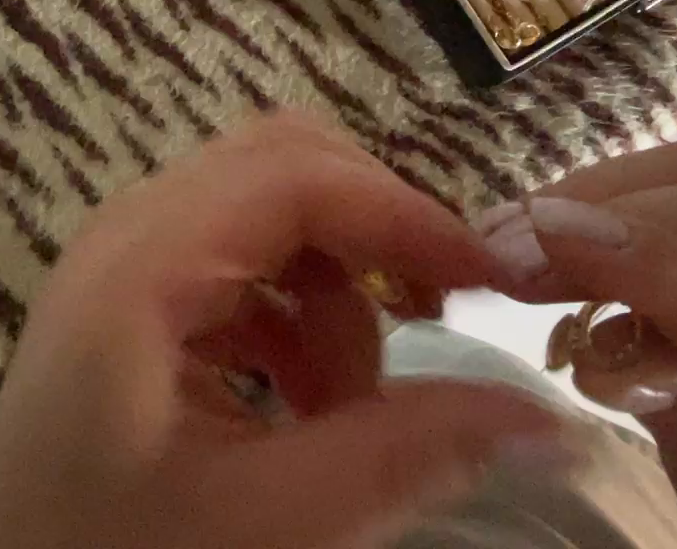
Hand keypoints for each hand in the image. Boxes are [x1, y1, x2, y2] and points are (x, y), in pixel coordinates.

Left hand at [0, 113, 562, 548]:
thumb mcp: (263, 525)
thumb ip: (403, 457)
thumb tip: (542, 415)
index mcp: (143, 261)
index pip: (295, 175)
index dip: (401, 211)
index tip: (487, 277)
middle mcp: (135, 228)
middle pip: (283, 163)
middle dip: (373, 227)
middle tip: (435, 311)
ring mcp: (134, 252)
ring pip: (272, 207)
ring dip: (335, 285)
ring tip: (349, 401)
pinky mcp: (142, 287)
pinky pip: (246, 259)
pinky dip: (297, 312)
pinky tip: (302, 397)